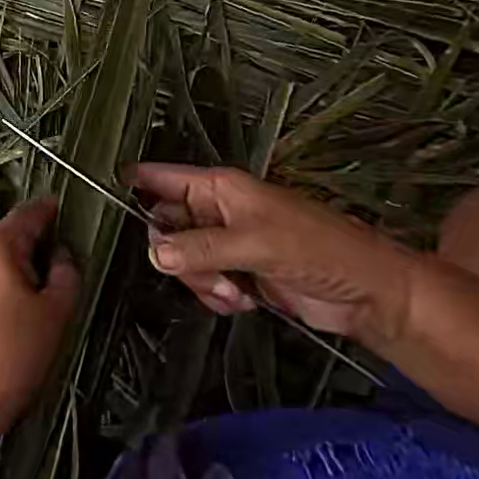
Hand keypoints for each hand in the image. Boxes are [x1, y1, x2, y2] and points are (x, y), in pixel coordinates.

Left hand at [0, 198, 80, 439]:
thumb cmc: (15, 349)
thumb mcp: (55, 310)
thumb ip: (67, 273)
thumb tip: (64, 253)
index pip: (33, 213)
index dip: (57, 210)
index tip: (81, 207)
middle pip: (21, 231)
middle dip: (49, 240)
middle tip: (80, 255)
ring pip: (12, 251)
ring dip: (36, 260)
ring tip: (64, 280)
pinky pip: (2, 268)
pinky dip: (22, 274)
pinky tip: (40, 295)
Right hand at [125, 163, 421, 344]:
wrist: (373, 296)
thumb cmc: (321, 250)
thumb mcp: (257, 243)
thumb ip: (202, 248)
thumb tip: (157, 255)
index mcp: (216, 187)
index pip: (156, 177)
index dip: (129, 185)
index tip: (106, 204)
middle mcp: (213, 210)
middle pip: (163, 225)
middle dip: (176, 254)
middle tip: (203, 271)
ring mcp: (224, 241)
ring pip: (180, 257)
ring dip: (200, 280)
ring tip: (234, 293)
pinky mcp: (237, 270)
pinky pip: (201, 280)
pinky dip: (215, 295)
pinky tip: (242, 301)